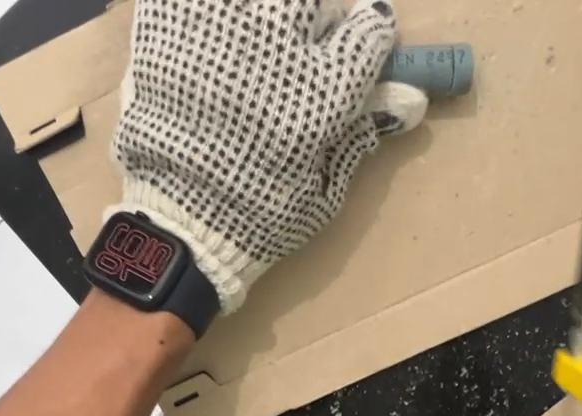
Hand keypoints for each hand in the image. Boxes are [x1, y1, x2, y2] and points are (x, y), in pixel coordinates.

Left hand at [111, 0, 428, 313]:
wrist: (177, 228)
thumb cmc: (257, 221)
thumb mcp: (321, 195)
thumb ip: (361, 136)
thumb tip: (413, 100)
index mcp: (320, 95)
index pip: (369, 30)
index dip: (370, 35)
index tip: (362, 43)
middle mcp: (274, 47)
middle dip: (313, 16)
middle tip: (299, 46)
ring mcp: (218, 28)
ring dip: (264, 16)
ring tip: (254, 49)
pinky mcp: (168, 21)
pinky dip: (207, 13)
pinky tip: (212, 38)